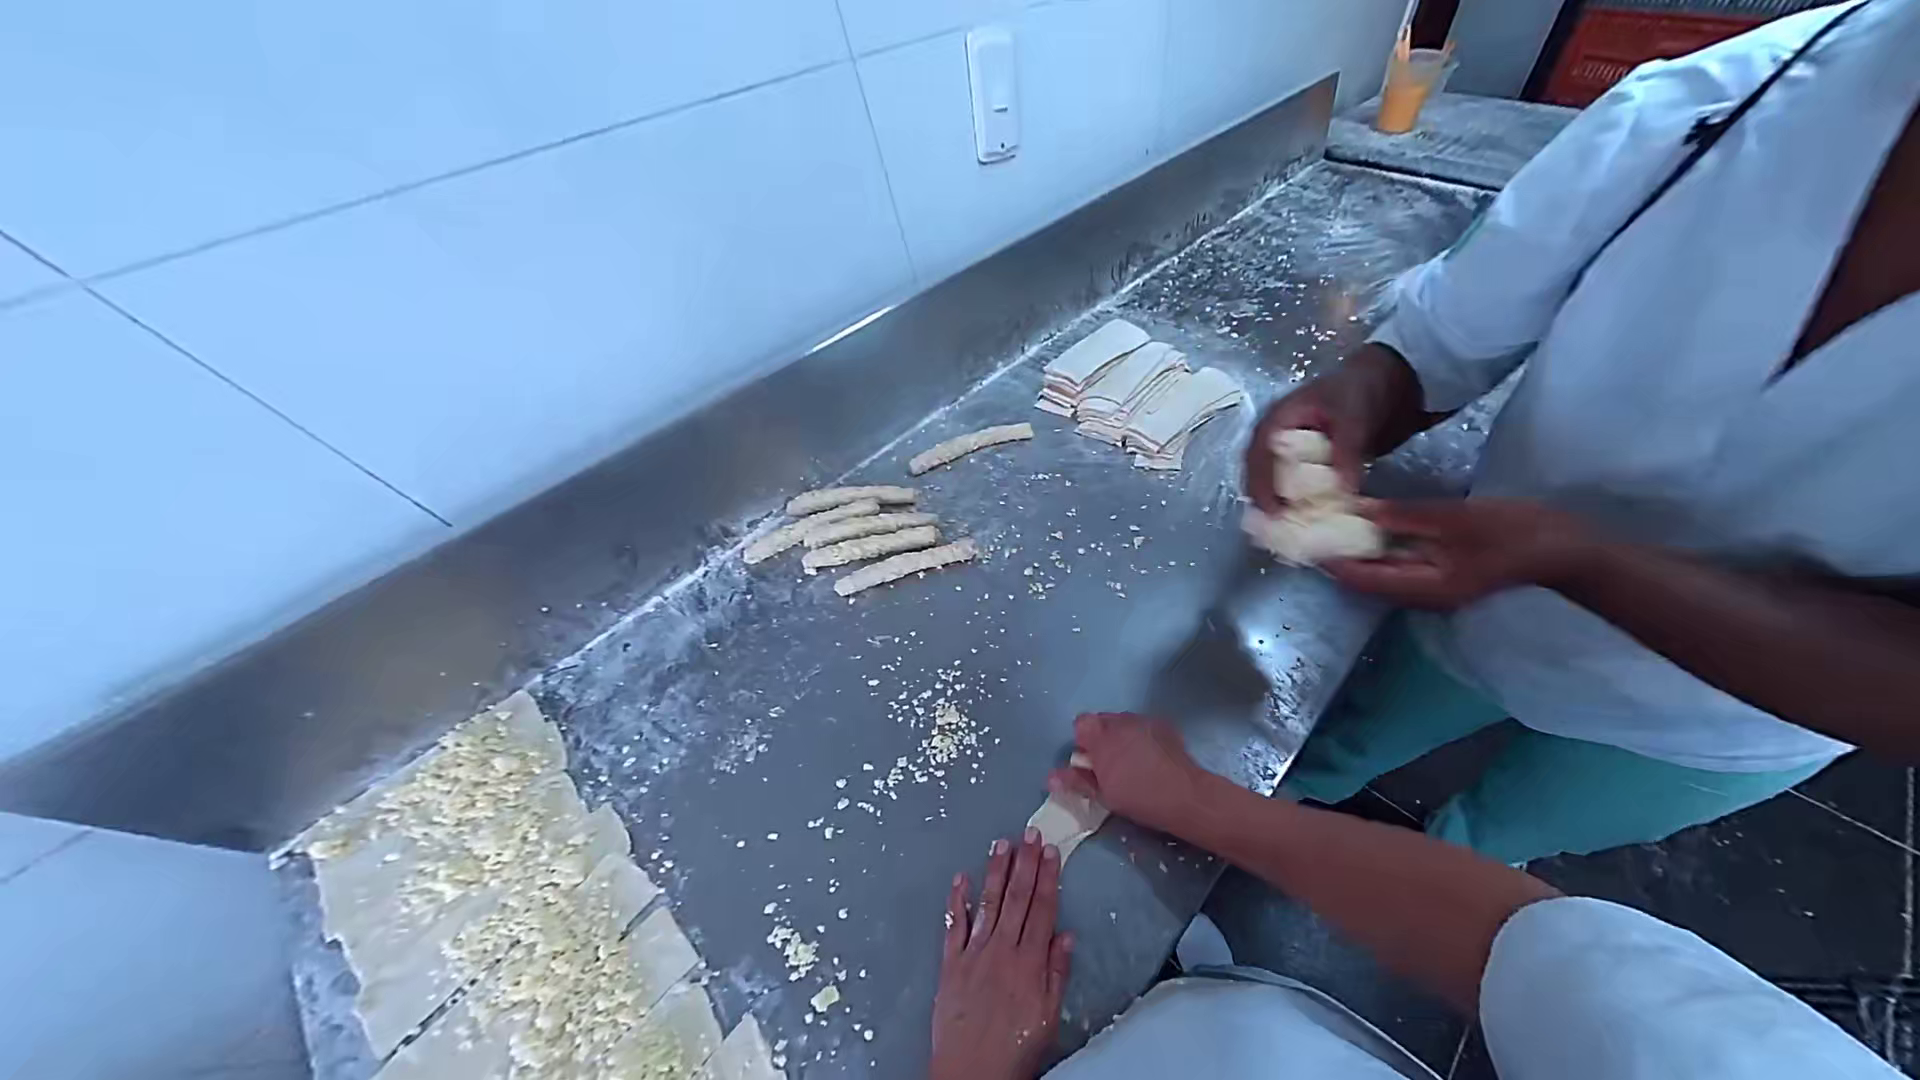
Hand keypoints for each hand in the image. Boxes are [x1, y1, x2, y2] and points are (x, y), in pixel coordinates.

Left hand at [930, 831, 1073, 1079]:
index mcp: (1028, 962)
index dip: (1047, 878)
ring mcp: (974, 952)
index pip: (1041, 910)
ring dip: (996, 871)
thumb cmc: (1016, 1049)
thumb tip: (1066, 932)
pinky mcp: (950, 962)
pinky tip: (961, 877)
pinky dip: (957, 900)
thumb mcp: (1048, 1018)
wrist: (970, 1073)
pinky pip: (954, 925)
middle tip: (1030, 833)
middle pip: (1016, 898)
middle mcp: (1001, 949)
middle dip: (1025, 863)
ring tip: (1002, 843)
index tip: (1051, 851)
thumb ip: (1056, 973)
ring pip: (988, 903)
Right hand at [1048, 713, 1210, 836]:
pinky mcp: (1163, 724)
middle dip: (1101, 738)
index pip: (1080, 723)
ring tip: (1132, 762)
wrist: (1187, 796)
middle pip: (1101, 721)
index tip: (1091, 763)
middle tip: (1109, 766)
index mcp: (1101, 736)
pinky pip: (1141, 726)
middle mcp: (1120, 720)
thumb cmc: (1140, 797)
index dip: (1082, 741)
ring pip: (1122, 723)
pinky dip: (1140, 737)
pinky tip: (1150, 758)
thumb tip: (1050, 777)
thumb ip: (1076, 781)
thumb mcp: (1103, 795)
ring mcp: (1143, 720)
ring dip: (1121, 736)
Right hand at [1245, 344, 1420, 512]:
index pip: (1257, 457)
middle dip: (1263, 500)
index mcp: (1276, 422)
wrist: (1389, 379)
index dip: (1261, 485)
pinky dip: (1296, 501)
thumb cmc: (1361, 390)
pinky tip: (1305, 518)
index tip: (1272, 510)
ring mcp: (1288, 451)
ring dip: (1276, 503)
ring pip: (1271, 481)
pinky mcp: (1305, 462)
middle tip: (1273, 527)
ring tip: (1284, 528)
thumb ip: (1347, 452)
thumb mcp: (1354, 417)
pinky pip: (1292, 484)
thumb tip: (1344, 490)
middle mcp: (1274, 439)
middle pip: (1257, 473)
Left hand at [1324, 498, 1598, 608]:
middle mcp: (1419, 594)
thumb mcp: (1457, 519)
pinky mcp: (1436, 573)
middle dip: (1335, 554)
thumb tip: (1356, 511)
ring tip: (1326, 522)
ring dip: (1352, 549)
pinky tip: (1361, 523)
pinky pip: (1393, 563)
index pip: (1360, 578)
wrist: (1574, 550)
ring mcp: (1428, 585)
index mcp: (1424, 588)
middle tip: (1308, 526)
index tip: (1305, 535)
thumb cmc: (1519, 533)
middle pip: (1363, 578)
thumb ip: (1404, 517)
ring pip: (1376, 570)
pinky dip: (1374, 546)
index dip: (1330, 558)